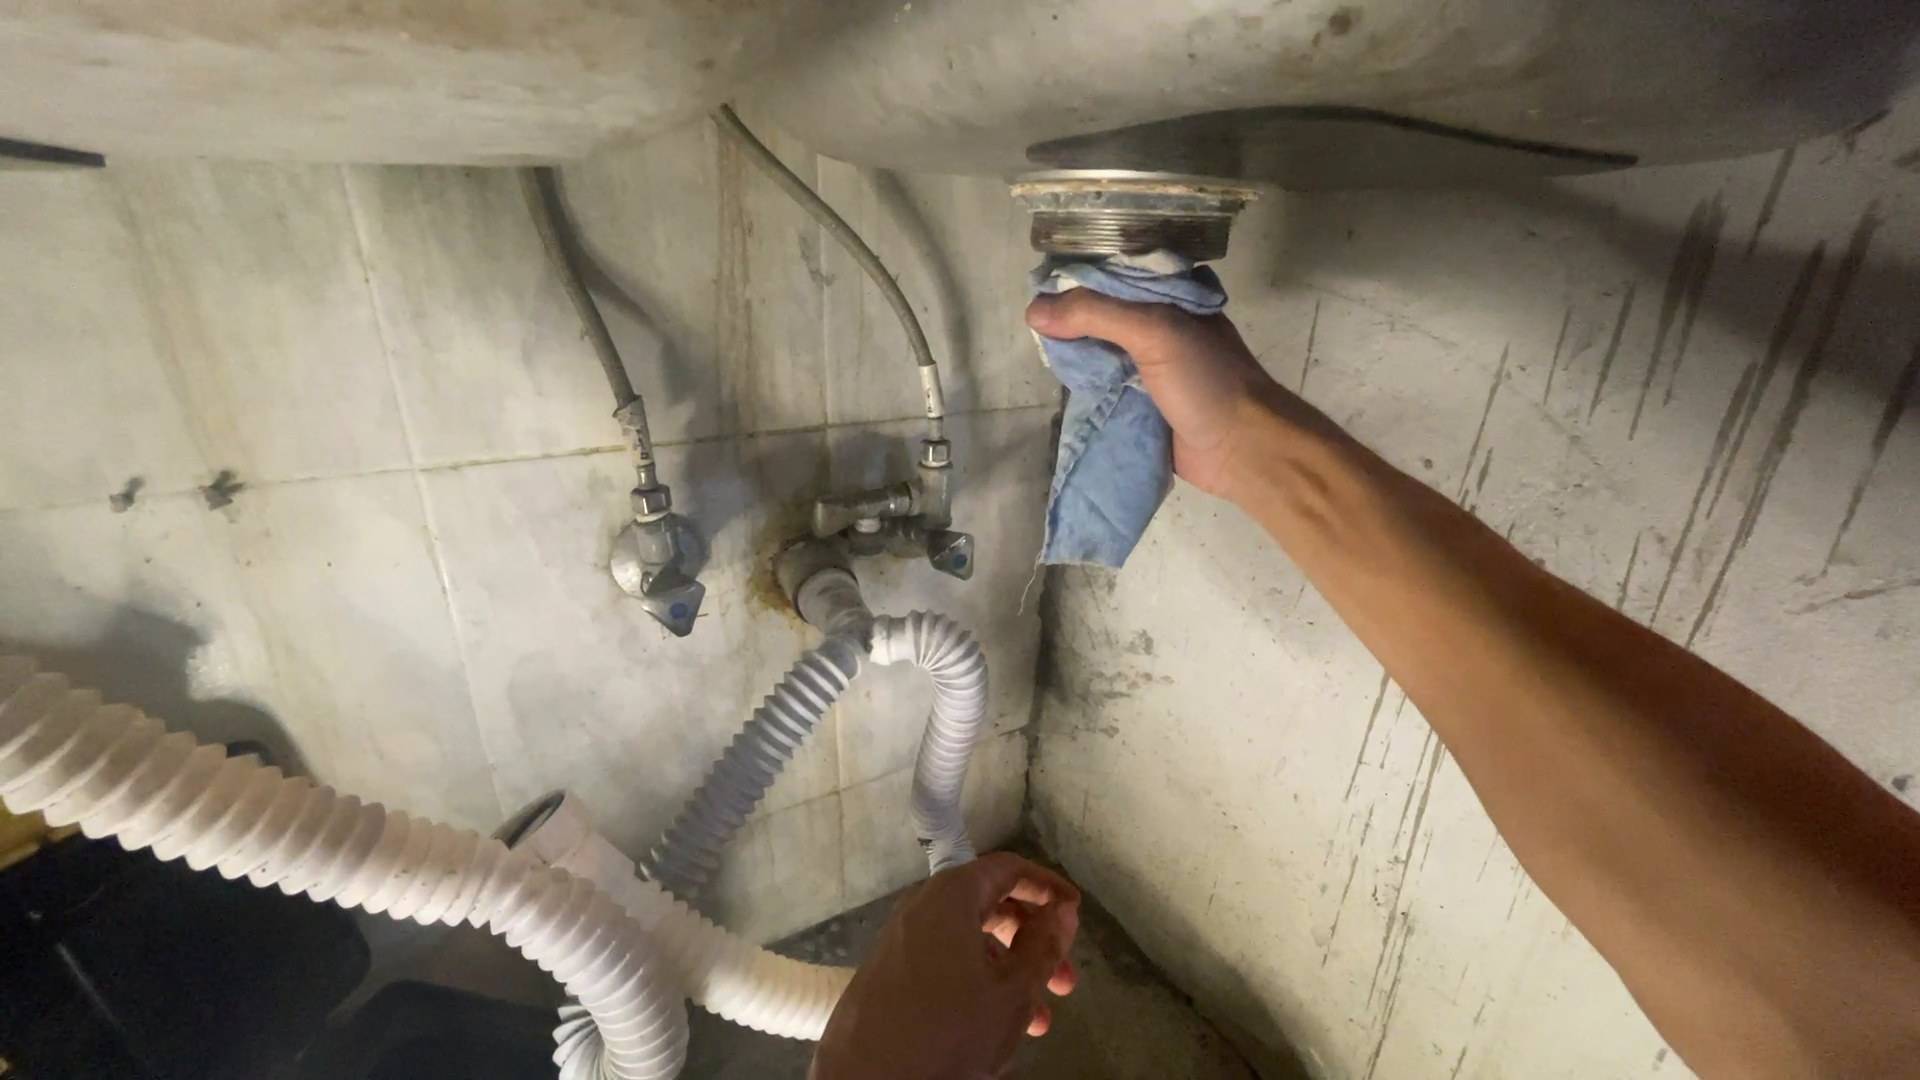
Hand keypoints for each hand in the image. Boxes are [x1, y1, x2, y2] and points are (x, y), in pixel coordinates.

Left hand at [812, 853, 1079, 1079]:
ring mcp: (903, 938)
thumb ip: (1044, 946)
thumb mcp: (1011, 992)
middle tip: (1065, 980)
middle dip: (1033, 940)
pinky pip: (945, 962)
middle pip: (991, 906)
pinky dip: (977, 983)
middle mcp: (924, 905)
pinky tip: (995, 1025)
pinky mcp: (890, 972)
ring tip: (1038, 1019)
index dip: (1047, 886)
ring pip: (969, 941)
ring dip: (1009, 972)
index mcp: (952, 894)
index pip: (1009, 868)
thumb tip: (1063, 909)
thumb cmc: (947, 1028)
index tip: (1075, 911)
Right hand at [1026, 290, 1290, 498]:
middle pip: (1102, 312)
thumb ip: (1096, 315)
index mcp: (1170, 296)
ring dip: (1072, 353)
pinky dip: (1082, 385)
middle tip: (1031, 322)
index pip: (1114, 273)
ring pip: (1099, 350)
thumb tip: (1034, 311)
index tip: (1036, 285)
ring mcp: (1150, 365)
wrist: (1241, 448)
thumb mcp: (1155, 332)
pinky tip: (1058, 382)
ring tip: (1036, 349)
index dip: (1076, 277)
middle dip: (1068, 317)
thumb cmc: (1207, 381)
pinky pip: (1103, 386)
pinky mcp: (1142, 402)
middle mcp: (1159, 325)